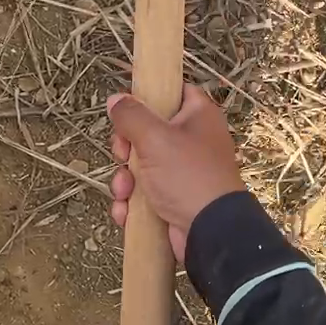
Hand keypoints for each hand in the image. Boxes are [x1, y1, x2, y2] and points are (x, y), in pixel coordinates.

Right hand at [108, 85, 244, 262]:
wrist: (209, 231)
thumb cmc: (188, 176)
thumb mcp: (155, 138)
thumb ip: (132, 116)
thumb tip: (115, 99)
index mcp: (198, 116)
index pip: (171, 93)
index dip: (146, 100)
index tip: (127, 113)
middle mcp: (192, 141)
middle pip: (146, 132)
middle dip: (126, 149)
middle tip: (123, 156)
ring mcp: (182, 172)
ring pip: (140, 166)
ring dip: (125, 181)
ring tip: (125, 192)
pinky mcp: (172, 198)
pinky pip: (143, 193)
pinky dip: (131, 202)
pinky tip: (126, 212)